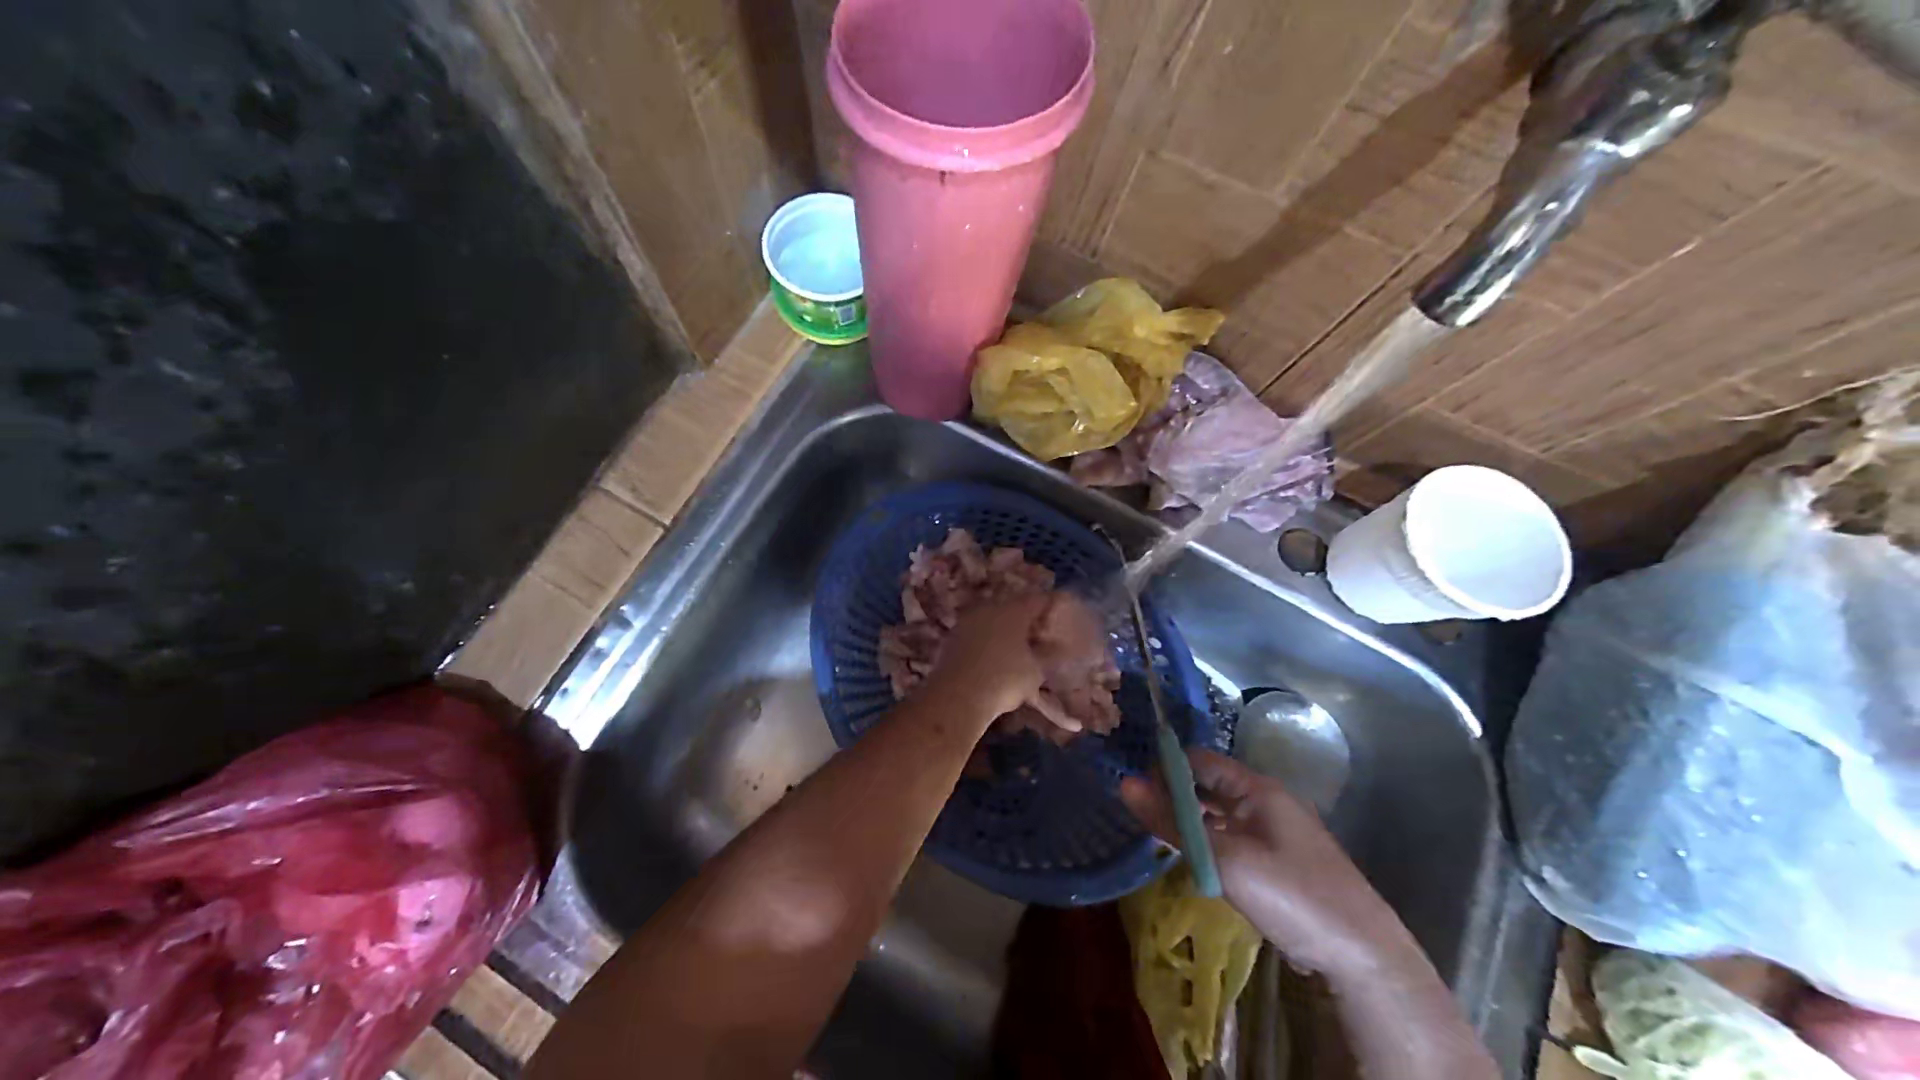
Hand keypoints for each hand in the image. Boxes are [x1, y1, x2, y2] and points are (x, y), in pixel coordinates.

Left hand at [920, 593, 1053, 719]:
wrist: (956, 697)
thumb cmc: (1004, 679)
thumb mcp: (1035, 670)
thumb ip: (1049, 653)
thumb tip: (1058, 644)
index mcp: (1013, 610)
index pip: (1038, 599)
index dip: (1051, 608)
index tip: (1059, 623)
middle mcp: (989, 608)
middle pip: (1014, 607)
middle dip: (1027, 620)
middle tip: (1039, 639)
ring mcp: (967, 621)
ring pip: (993, 619)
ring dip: (1006, 630)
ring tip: (1017, 651)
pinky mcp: (952, 638)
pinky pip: (978, 633)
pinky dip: (988, 640)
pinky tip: (994, 658)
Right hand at [1120, 748, 1408, 977]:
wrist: (1364, 956)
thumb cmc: (1292, 895)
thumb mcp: (1224, 859)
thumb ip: (1173, 823)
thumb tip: (1125, 784)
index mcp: (1258, 789)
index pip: (1200, 760)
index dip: (1165, 768)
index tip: (1134, 790)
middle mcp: (1268, 802)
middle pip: (1210, 785)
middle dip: (1175, 796)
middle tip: (1138, 815)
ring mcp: (1277, 833)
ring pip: (1221, 815)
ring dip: (1191, 822)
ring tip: (1157, 837)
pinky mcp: (1281, 862)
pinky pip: (1234, 839)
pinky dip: (1210, 843)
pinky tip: (1194, 861)